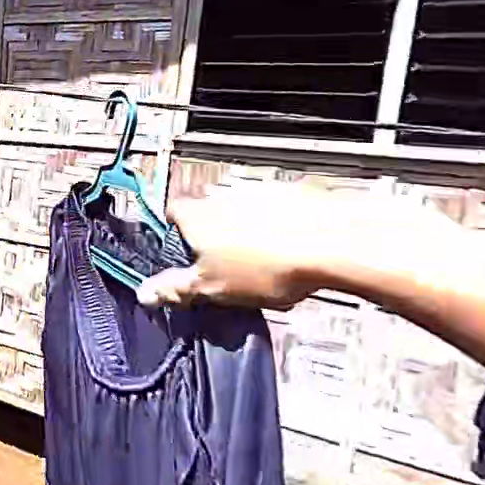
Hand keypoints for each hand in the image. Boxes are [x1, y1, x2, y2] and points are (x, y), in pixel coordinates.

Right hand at [136, 184, 457, 309]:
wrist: (340, 244)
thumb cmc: (268, 266)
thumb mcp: (212, 288)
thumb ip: (175, 288)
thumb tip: (143, 293)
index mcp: (192, 213)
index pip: (168, 215)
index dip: (174, 236)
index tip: (186, 258)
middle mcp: (218, 194)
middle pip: (207, 214)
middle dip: (214, 236)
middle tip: (229, 268)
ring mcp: (258, 190)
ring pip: (243, 213)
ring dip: (249, 232)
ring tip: (269, 266)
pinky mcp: (296, 193)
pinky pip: (279, 212)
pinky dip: (283, 228)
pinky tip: (297, 255)